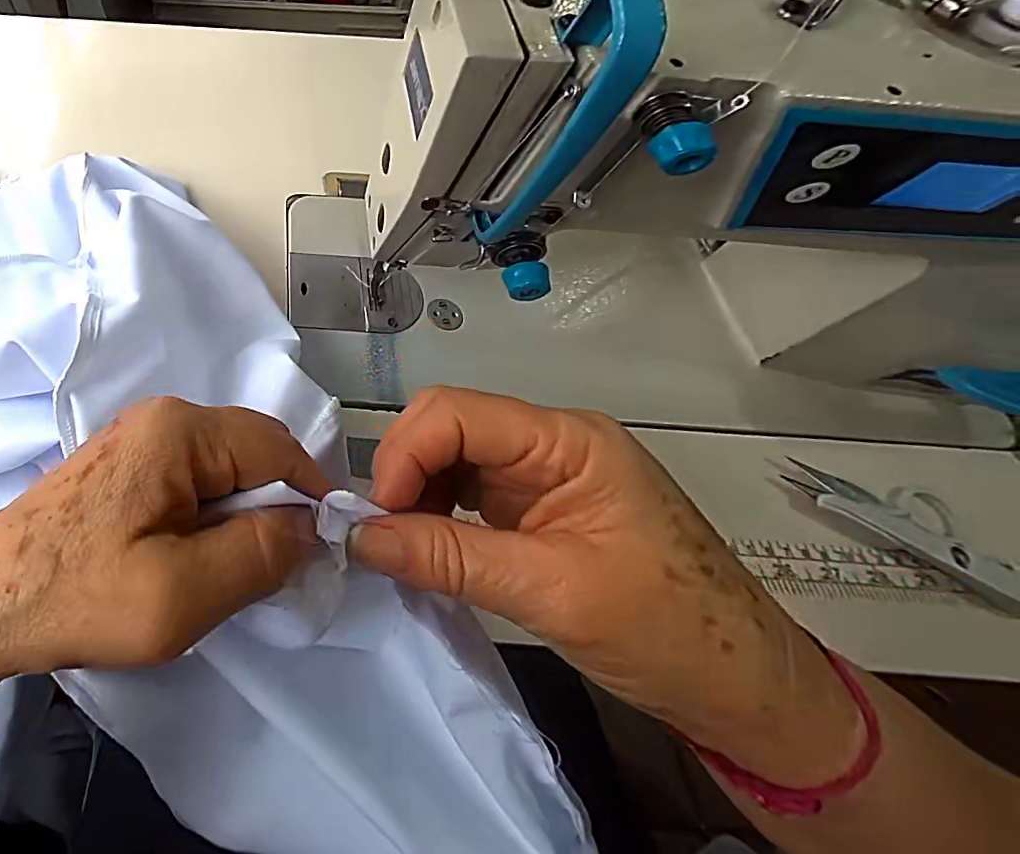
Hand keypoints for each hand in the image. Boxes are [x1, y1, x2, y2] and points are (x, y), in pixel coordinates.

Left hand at [0, 397, 327, 717]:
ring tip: (219, 575)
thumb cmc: (79, 595)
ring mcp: (135, 439)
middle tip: (265, 576)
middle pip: (251, 453)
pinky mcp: (120, 466)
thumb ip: (262, 552)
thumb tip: (311, 525)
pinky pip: (188, 480)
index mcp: (178, 430)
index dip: (311, 501)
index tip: (321, 559)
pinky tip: (186, 561)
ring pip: (221, 471)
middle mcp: (158, 418)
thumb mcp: (185, 591)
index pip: (280, 448)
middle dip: (271, 511)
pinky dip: (205, 518)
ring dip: (236, 519)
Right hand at [350, 387, 863, 786]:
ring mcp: (539, 472)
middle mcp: (548, 443)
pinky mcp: (530, 503)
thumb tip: (358, 537)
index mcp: (568, 442)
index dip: (404, 453)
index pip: (454, 414)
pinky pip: (458, 488)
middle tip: (379, 528)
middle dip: (402, 471)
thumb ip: (446, 557)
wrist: (753, 696)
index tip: (379, 515)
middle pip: (443, 426)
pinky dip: (429, 511)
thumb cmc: (673, 635)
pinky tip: (423, 542)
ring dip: (411, 493)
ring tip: (397, 541)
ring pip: (444, 456)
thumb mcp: (549, 594)